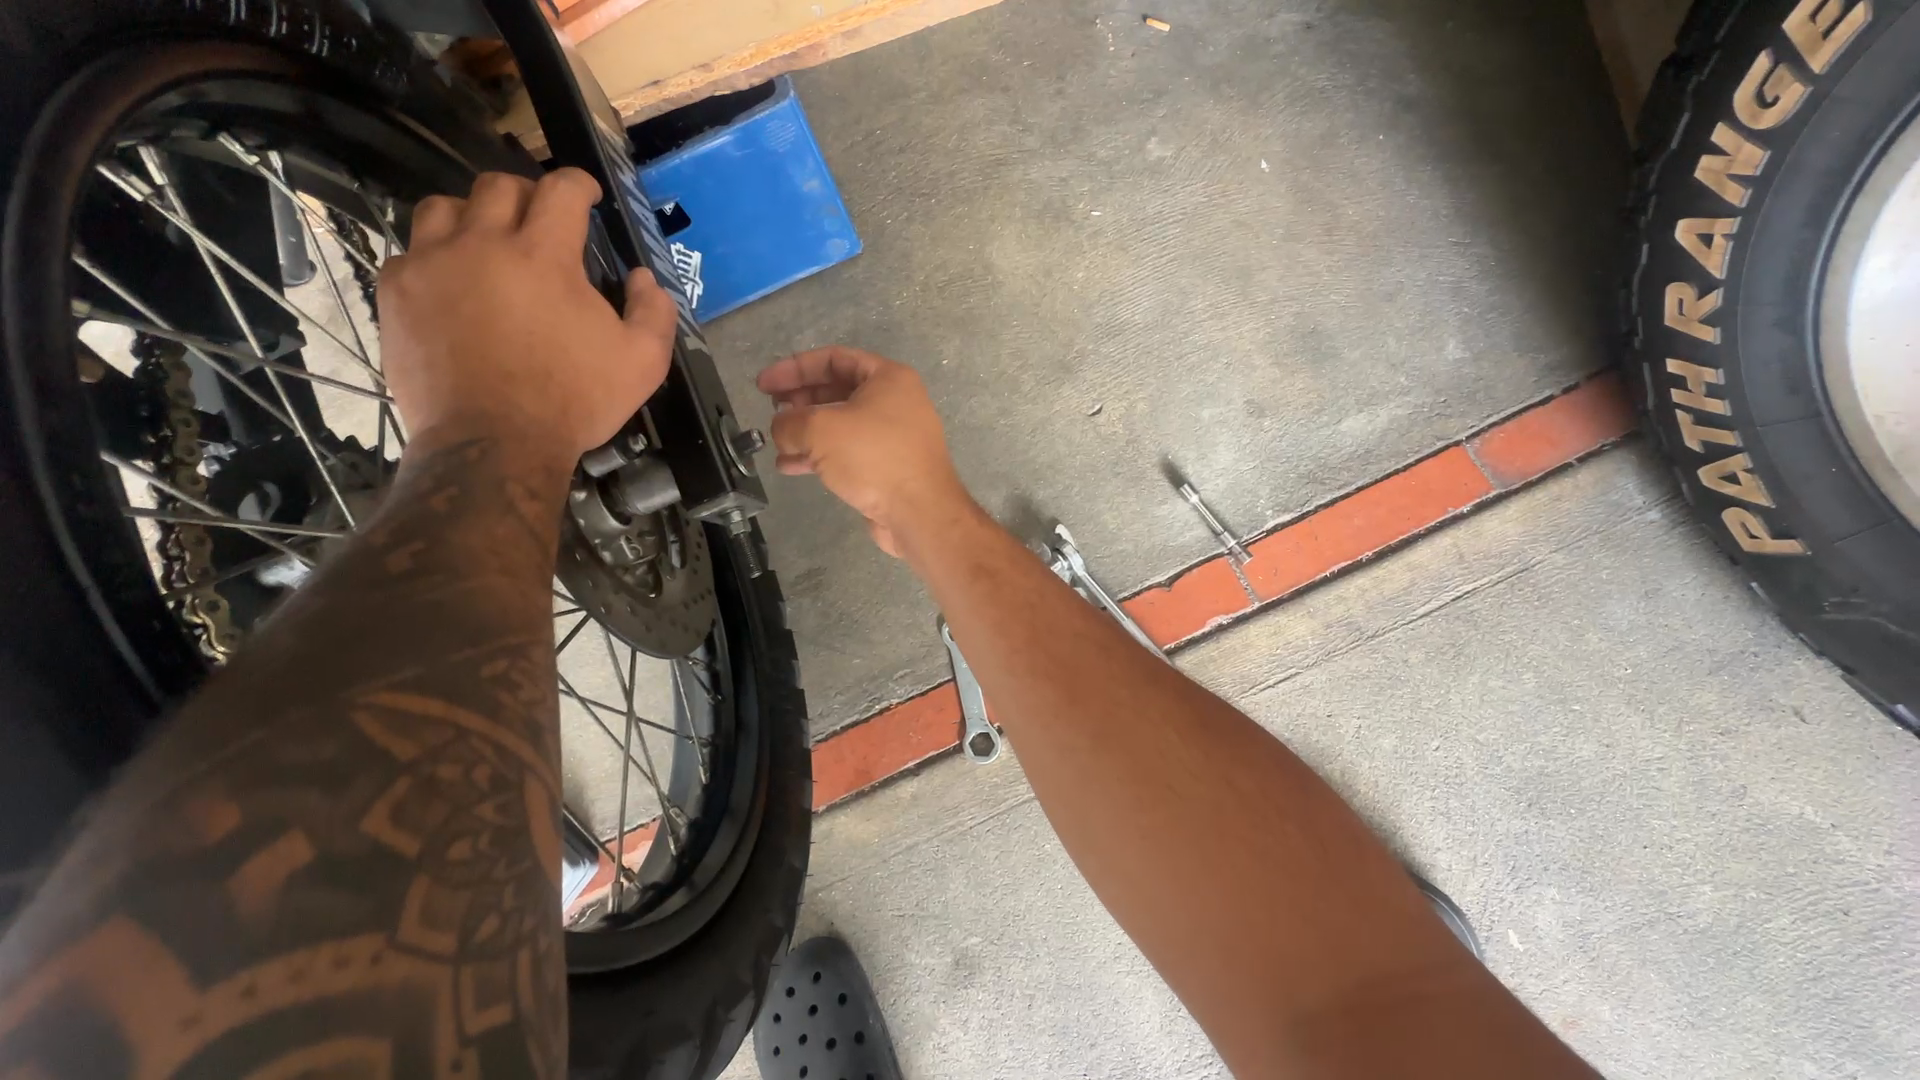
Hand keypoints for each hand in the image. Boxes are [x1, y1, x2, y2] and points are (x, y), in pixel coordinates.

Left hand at [378, 168, 678, 474]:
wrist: (493, 444)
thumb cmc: (574, 402)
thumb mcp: (642, 363)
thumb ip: (654, 312)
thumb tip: (643, 278)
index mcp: (544, 256)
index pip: (560, 190)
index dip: (579, 183)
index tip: (587, 193)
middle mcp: (482, 244)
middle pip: (498, 186)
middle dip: (527, 194)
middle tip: (541, 219)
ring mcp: (431, 265)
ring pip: (443, 207)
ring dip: (472, 215)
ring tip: (487, 242)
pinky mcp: (398, 293)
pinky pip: (410, 251)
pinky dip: (434, 256)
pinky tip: (452, 283)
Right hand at [758, 346, 973, 557]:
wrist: (920, 513)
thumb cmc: (874, 457)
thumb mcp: (821, 429)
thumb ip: (790, 422)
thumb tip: (782, 430)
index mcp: (888, 378)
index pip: (834, 359)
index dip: (794, 368)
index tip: (764, 383)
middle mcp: (894, 402)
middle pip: (837, 390)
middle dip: (801, 399)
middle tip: (772, 410)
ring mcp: (892, 437)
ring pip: (840, 424)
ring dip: (806, 430)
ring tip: (778, 439)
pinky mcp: (887, 467)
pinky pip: (846, 452)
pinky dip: (818, 456)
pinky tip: (789, 465)